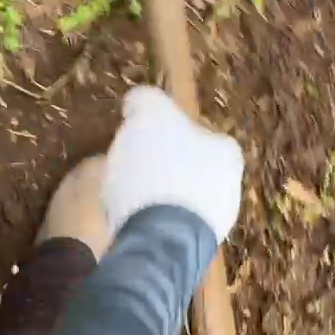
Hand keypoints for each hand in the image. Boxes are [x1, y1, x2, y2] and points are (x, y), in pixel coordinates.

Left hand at [102, 86, 244, 242]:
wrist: (171, 235)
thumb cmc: (202, 184)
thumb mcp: (226, 157)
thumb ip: (214, 143)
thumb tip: (208, 144)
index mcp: (151, 116)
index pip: (145, 99)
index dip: (158, 112)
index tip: (169, 126)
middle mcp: (123, 138)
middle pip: (138, 138)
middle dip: (155, 151)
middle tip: (182, 171)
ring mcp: (111, 174)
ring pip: (130, 169)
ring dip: (147, 180)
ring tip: (174, 202)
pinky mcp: (107, 206)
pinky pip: (126, 200)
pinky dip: (140, 206)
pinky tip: (163, 221)